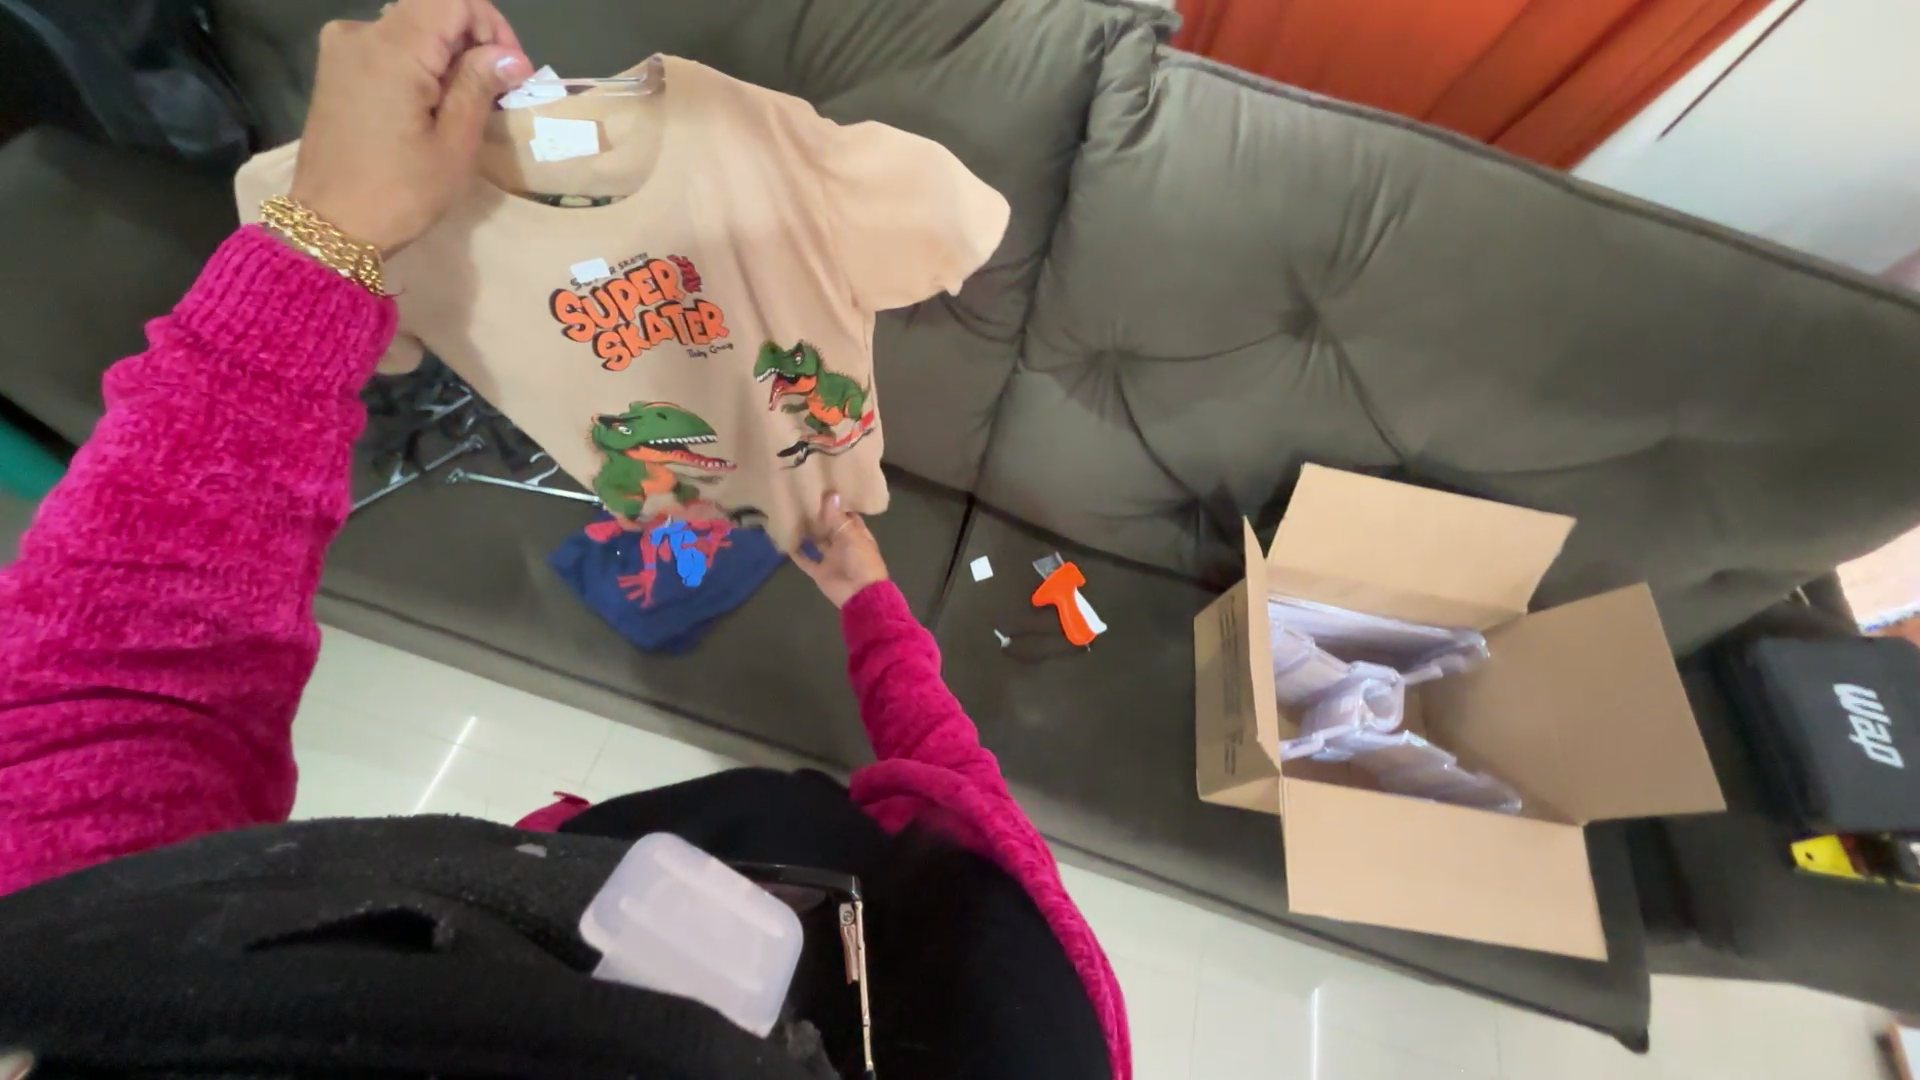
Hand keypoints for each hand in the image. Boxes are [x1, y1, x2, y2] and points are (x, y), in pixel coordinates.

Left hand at [290, 0, 531, 252]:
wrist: (335, 221)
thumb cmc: (404, 191)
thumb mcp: (455, 145)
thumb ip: (478, 87)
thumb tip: (510, 56)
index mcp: (392, 49)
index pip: (451, 0)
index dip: (492, 27)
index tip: (513, 72)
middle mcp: (361, 32)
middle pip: (430, 10)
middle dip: (475, 43)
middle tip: (501, 94)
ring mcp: (343, 47)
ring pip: (412, 30)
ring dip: (451, 58)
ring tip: (471, 106)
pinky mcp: (338, 67)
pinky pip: (391, 49)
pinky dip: (424, 67)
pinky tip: (437, 108)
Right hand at [791, 492, 889, 607]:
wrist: (860, 595)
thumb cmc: (861, 561)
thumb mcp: (851, 536)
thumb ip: (837, 518)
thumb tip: (831, 494)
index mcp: (857, 535)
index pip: (848, 516)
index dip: (838, 505)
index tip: (824, 489)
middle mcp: (844, 545)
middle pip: (831, 528)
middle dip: (820, 517)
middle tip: (803, 498)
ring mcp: (832, 559)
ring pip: (818, 542)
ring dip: (808, 533)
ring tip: (793, 515)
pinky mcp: (820, 572)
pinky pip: (806, 561)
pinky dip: (797, 553)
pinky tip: (786, 541)